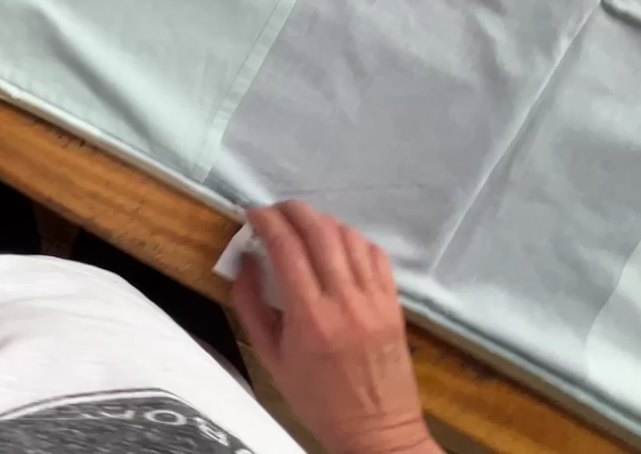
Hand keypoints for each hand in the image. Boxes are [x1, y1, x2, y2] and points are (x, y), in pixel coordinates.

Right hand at [231, 202, 439, 453]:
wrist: (378, 436)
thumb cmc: (316, 399)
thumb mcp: (269, 357)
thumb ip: (249, 304)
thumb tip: (245, 258)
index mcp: (309, 317)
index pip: (286, 246)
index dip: (265, 219)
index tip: (251, 213)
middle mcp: (344, 302)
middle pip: (318, 230)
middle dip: (291, 210)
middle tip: (274, 211)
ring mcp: (375, 302)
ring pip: (347, 236)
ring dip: (320, 221)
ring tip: (303, 226)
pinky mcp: (395, 305)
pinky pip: (374, 253)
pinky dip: (351, 238)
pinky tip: (336, 244)